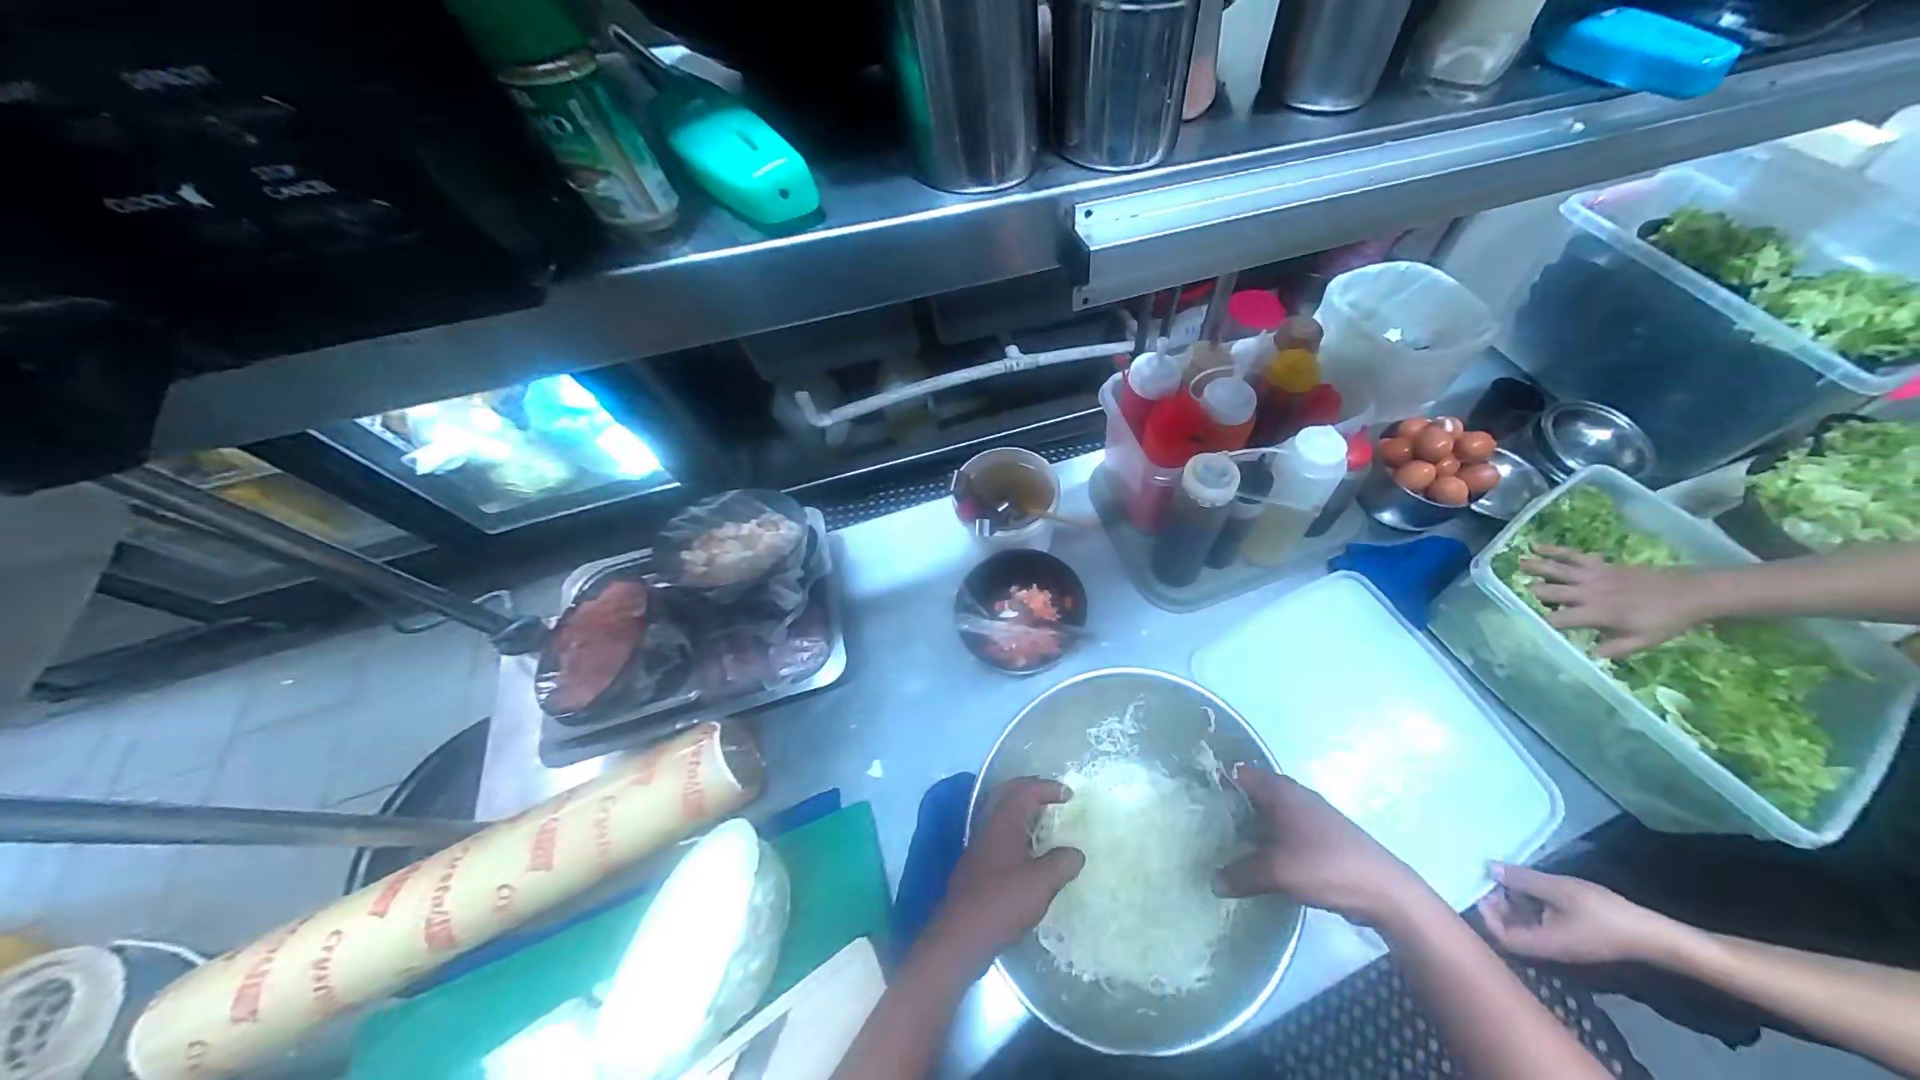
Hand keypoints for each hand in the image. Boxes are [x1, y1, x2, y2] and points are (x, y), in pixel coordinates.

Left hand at [927, 778, 1083, 968]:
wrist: (961, 934)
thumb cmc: (1003, 902)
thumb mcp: (1042, 883)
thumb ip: (1062, 863)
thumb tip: (1076, 853)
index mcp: (1003, 822)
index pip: (1025, 791)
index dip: (1048, 788)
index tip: (1069, 795)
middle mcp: (987, 826)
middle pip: (1007, 793)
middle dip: (1030, 788)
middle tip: (1053, 795)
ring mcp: (978, 844)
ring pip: (999, 812)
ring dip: (1020, 808)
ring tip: (1044, 820)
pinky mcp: (975, 863)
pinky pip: (997, 832)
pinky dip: (1014, 828)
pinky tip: (1027, 849)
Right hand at [1215, 765, 1432, 925]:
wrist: (1387, 892)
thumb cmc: (1326, 866)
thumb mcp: (1276, 872)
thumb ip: (1241, 874)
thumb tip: (1213, 881)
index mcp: (1281, 791)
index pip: (1240, 773)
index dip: (1218, 780)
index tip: (1197, 796)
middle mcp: (1296, 795)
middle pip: (1254, 792)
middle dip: (1232, 805)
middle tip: (1208, 822)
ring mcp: (1312, 816)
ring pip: (1272, 813)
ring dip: (1253, 825)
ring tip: (1229, 843)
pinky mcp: (1324, 838)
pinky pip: (1286, 830)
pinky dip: (1271, 839)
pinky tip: (1262, 860)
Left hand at [1478, 863, 1699, 965]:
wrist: (1656, 935)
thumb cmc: (1605, 914)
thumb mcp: (1559, 890)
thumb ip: (1522, 880)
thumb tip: (1491, 868)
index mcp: (1545, 944)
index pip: (1502, 937)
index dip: (1487, 914)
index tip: (1483, 889)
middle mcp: (1551, 949)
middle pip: (1512, 931)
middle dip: (1499, 905)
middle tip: (1495, 880)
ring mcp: (1564, 944)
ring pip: (1527, 925)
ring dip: (1515, 904)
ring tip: (1511, 878)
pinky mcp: (1575, 938)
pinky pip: (1543, 923)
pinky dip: (1533, 906)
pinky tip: (1534, 887)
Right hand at [1522, 545, 1716, 657]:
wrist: (1692, 592)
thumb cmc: (1667, 621)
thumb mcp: (1643, 642)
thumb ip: (1613, 649)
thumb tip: (1587, 654)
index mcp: (1596, 613)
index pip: (1557, 619)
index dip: (1543, 623)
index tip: (1533, 626)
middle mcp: (1587, 593)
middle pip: (1548, 591)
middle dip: (1533, 594)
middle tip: (1521, 595)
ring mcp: (1592, 576)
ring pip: (1555, 570)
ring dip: (1534, 567)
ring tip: (1516, 564)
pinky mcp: (1600, 564)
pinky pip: (1571, 555)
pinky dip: (1553, 550)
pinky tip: (1536, 546)